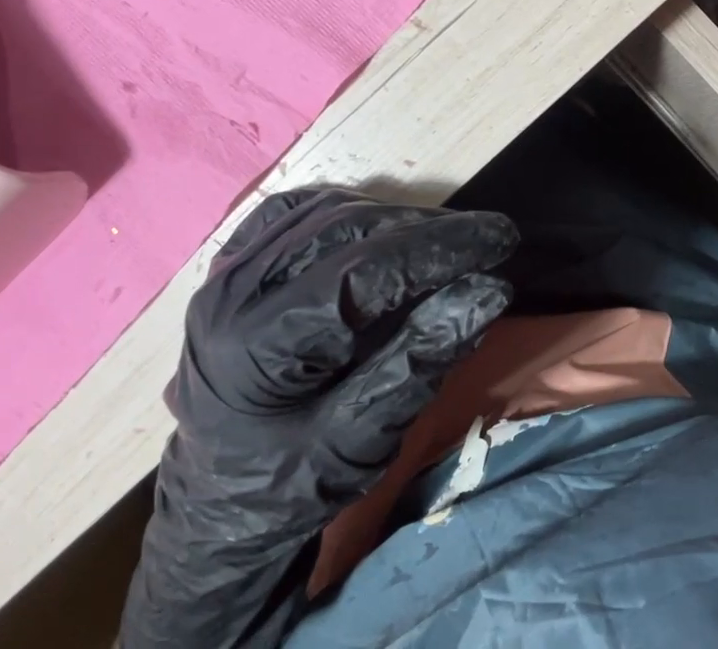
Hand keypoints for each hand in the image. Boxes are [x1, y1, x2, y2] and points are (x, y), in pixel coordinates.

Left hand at [122, 189, 517, 648]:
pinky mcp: (231, 267)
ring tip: (447, 240)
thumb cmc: (290, 487)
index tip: (499, 240)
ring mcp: (225, 273)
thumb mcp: (361, 440)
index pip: (360, 271)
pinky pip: (296, 214)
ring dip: (393, 219)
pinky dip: (351, 214)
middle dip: (423, 228)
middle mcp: (230, 293)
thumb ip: (420, 360)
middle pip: (343, 229)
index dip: (435, 248)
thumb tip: (489, 289)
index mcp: (255, 345)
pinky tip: (387, 231)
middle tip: (486, 239)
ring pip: (323, 212)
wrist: (219, 506)